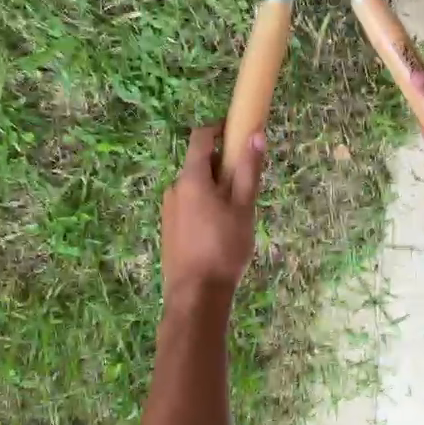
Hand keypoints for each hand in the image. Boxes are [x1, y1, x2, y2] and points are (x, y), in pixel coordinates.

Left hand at [159, 123, 263, 304]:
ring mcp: (168, 210)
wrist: (195, 296)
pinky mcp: (168, 229)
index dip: (219, 128)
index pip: (201, 137)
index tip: (239, 131)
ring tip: (236, 214)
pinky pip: (188, 205)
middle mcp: (174, 188)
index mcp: (191, 178)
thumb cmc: (224, 247)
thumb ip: (248, 170)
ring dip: (214, 188)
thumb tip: (255, 134)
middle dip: (222, 165)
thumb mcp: (243, 207)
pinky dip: (205, 205)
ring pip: (194, 187)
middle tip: (246, 185)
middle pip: (199, 163)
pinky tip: (219, 231)